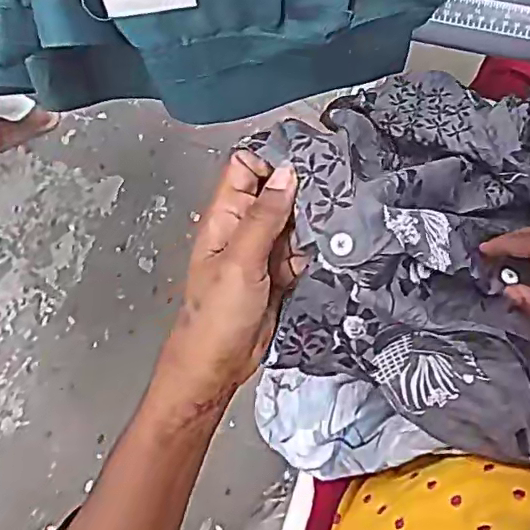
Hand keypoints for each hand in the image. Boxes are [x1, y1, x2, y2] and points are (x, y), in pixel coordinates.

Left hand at [149, 151, 304, 415]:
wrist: (218, 365)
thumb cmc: (213, 318)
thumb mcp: (241, 260)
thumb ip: (265, 216)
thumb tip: (286, 175)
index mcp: (224, 217)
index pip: (246, 168)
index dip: (271, 165)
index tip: (301, 171)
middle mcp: (242, 229)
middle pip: (275, 193)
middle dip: (298, 198)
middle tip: (316, 209)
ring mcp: (260, 252)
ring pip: (292, 223)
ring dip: (306, 229)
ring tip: (311, 243)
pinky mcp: (277, 273)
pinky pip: (300, 252)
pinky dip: (308, 256)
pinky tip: (307, 266)